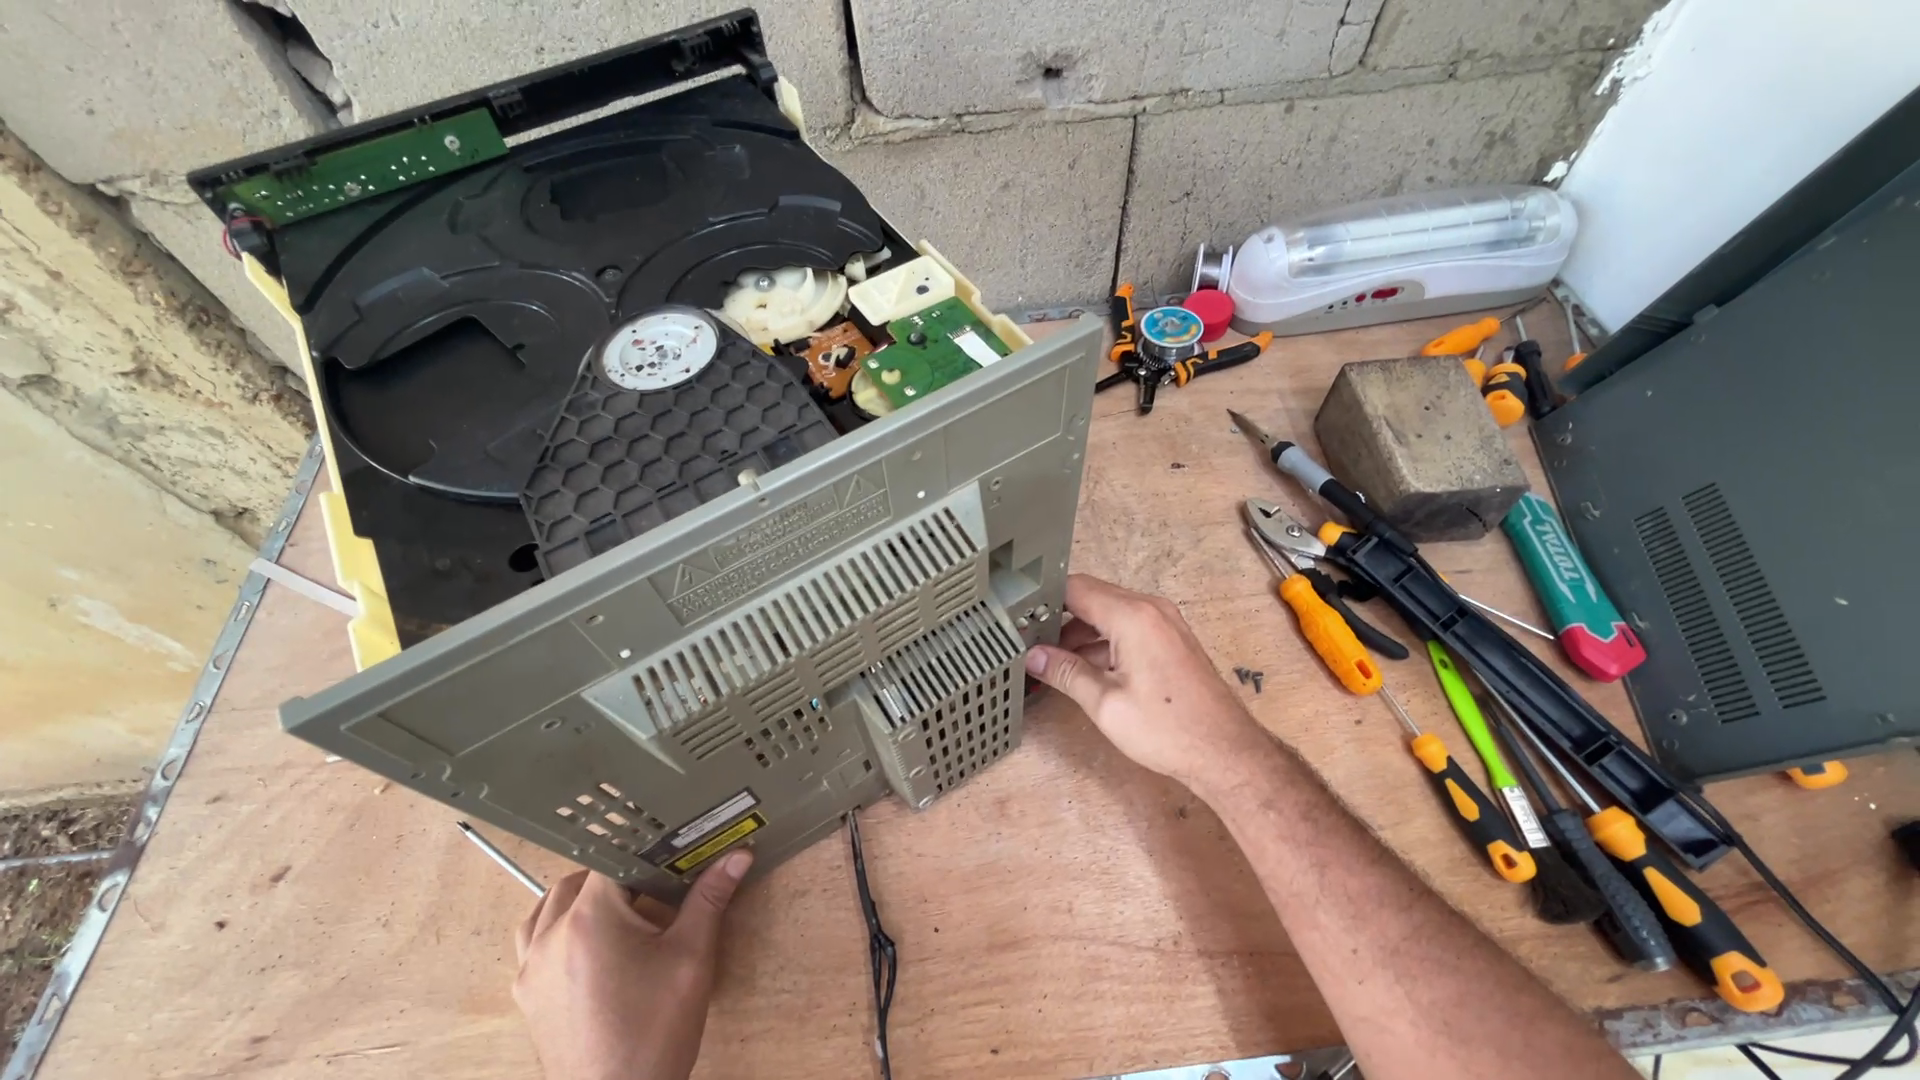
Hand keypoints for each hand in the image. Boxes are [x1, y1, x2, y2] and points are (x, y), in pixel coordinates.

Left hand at [513, 850, 752, 1079]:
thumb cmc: (655, 1030)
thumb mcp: (691, 959)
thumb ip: (709, 900)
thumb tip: (739, 855)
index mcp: (589, 919)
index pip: (613, 860)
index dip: (643, 852)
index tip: (670, 855)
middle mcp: (549, 936)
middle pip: (580, 880)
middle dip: (617, 877)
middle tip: (656, 890)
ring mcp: (531, 968)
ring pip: (549, 908)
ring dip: (582, 899)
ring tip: (621, 912)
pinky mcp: (527, 995)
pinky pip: (534, 941)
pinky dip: (558, 929)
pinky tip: (589, 945)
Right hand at [1024, 574, 1271, 793]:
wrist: (1225, 751)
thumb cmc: (1168, 729)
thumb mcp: (1104, 703)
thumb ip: (1065, 673)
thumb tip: (1034, 658)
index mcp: (1133, 616)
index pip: (1075, 588)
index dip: (1043, 600)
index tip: (1019, 618)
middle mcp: (1151, 609)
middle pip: (1092, 596)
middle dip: (1060, 618)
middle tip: (1031, 642)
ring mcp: (1165, 623)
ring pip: (1109, 613)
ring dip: (1081, 632)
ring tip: (1054, 662)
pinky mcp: (1171, 639)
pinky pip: (1128, 627)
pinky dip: (1104, 641)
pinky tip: (1086, 669)